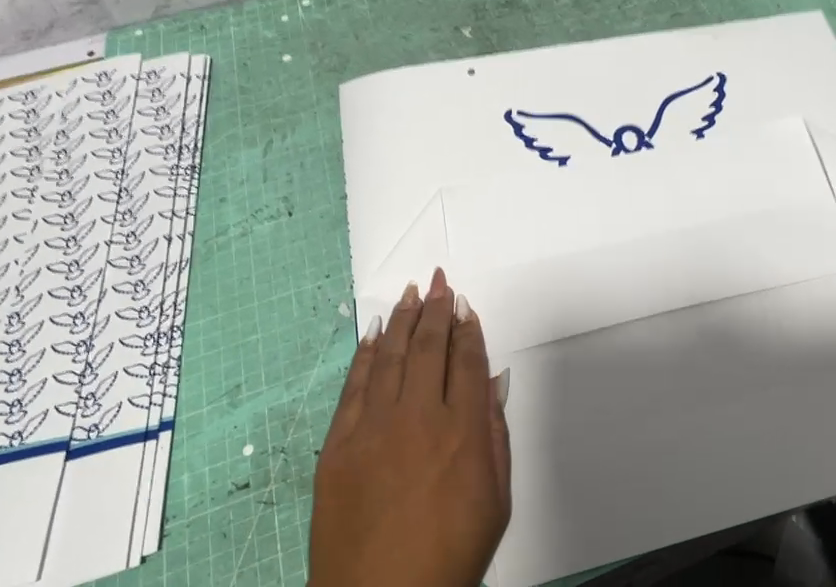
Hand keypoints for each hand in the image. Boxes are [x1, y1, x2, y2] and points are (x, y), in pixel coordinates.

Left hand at [310, 269, 511, 586]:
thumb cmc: (449, 556)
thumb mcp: (495, 501)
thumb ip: (495, 434)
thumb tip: (493, 382)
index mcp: (462, 431)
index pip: (467, 361)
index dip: (469, 329)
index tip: (467, 307)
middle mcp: (419, 417)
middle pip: (430, 348)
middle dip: (437, 309)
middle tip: (439, 281)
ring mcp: (375, 427)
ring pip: (392, 356)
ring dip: (404, 320)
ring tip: (412, 293)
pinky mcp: (340, 443)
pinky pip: (355, 384)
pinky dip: (367, 354)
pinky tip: (376, 333)